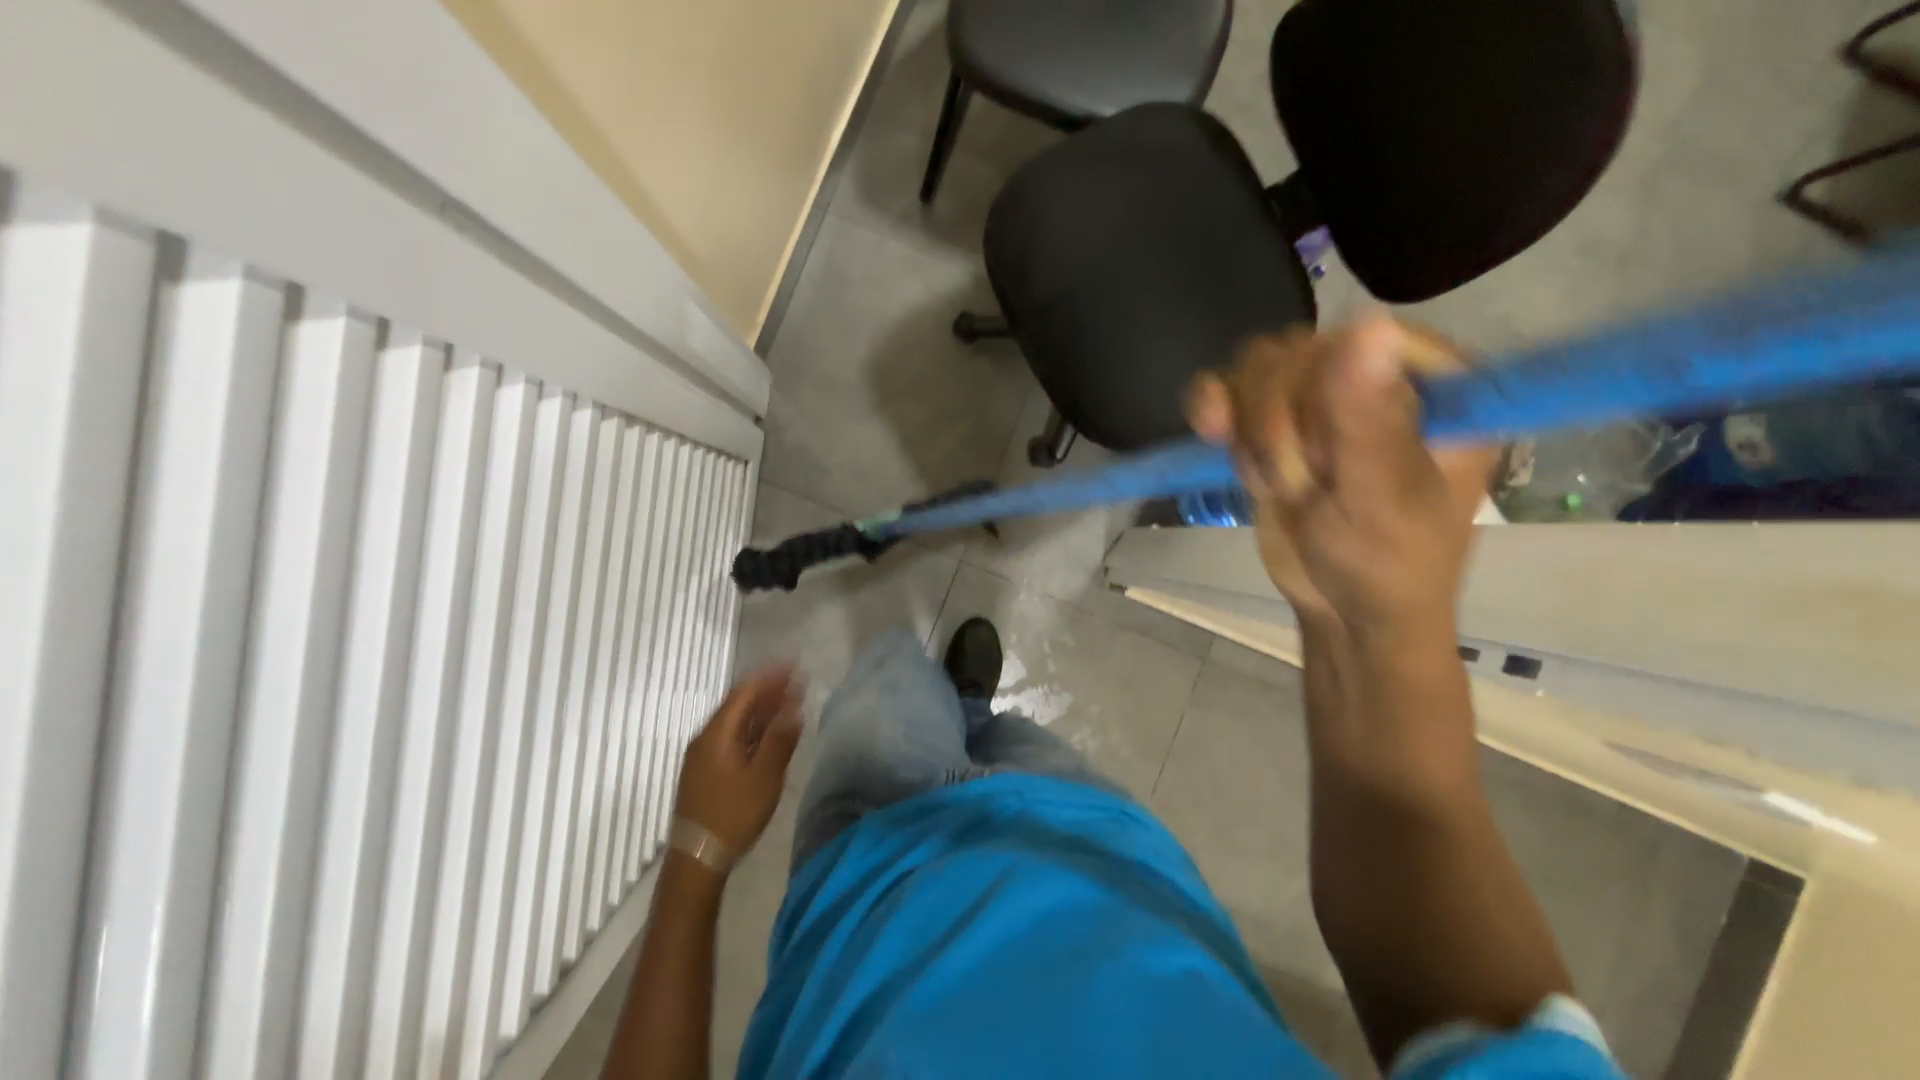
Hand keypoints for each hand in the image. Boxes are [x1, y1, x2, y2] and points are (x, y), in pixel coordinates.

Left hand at [674, 665, 803, 859]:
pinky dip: (754, 731)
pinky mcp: (709, 773)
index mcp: (716, 735)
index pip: (744, 693)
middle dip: (768, 691)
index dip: (769, 677)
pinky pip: (734, 740)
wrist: (698, 857)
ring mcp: (705, 757)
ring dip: (763, 711)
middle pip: (739, 706)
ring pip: (737, 724)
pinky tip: (771, 734)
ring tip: (789, 701)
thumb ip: (779, 740)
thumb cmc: (732, 815)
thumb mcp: (763, 778)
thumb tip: (794, 707)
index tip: (793, 665)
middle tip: (797, 680)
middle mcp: (706, 739)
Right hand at [1187, 317, 1496, 635]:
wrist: (1345, 611)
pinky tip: (1213, 434)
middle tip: (1304, 487)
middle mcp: (1377, 374)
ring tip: (1278, 485)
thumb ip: (1370, 421)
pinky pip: (1227, 384)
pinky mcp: (1272, 419)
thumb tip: (1370, 325)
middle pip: (1298, 352)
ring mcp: (1319, 396)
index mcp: (1433, 382)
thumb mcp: (1384, 501)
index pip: (1364, 339)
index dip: (1328, 394)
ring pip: (1258, 368)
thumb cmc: (1389, 565)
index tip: (1330, 457)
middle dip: (1282, 427)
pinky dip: (1213, 408)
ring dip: (1252, 433)